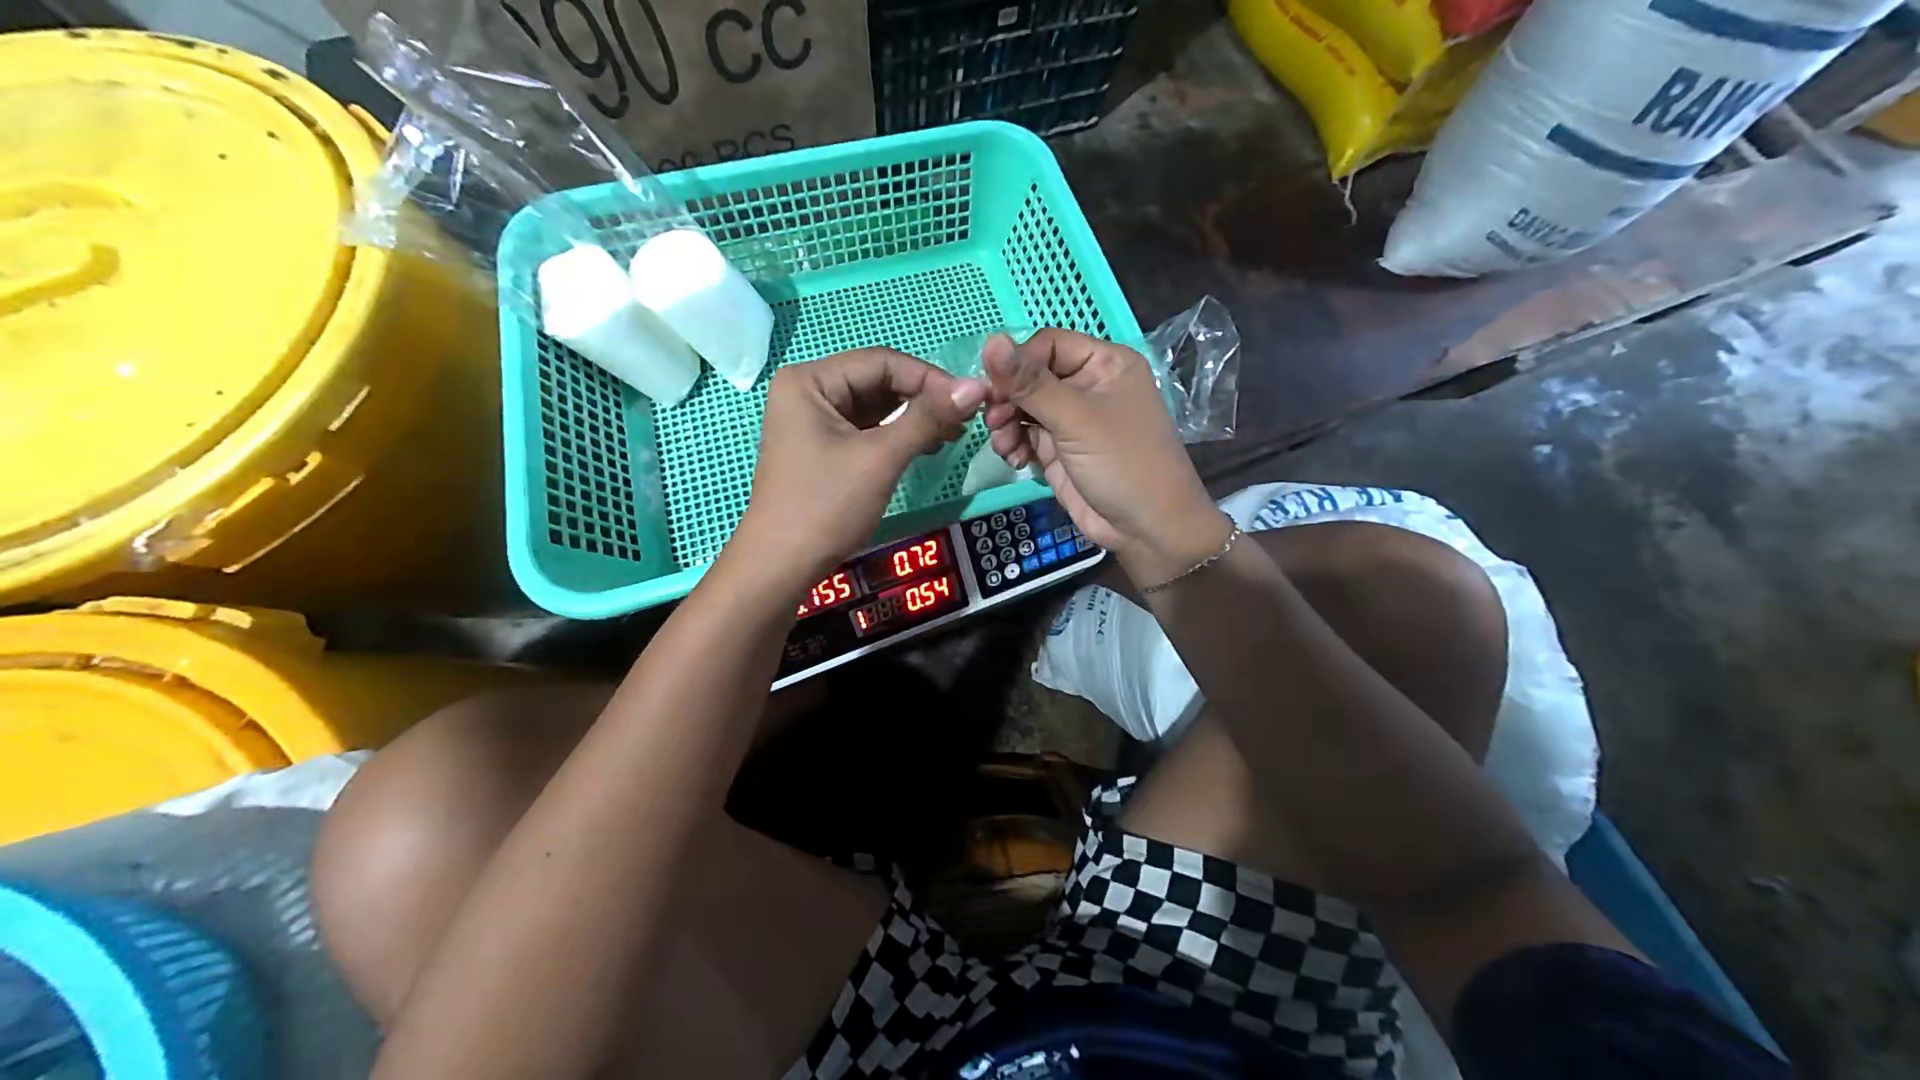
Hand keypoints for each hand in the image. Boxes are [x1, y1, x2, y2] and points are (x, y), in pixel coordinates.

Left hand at [731, 348, 987, 590]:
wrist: (782, 565)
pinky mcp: (823, 447)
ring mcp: (814, 421)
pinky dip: (898, 435)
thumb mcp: (880, 458)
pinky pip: (867, 429)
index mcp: (810, 381)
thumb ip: (928, 418)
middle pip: (878, 381)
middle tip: (964, 421)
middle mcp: (808, 392)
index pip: (881, 362)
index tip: (969, 400)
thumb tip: (976, 387)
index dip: (929, 378)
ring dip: (914, 418)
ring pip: (876, 406)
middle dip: (923, 399)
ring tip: (951, 435)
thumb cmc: (826, 506)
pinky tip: (926, 447)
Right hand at [982, 330, 1227, 587]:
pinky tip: (1014, 458)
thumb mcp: (1075, 419)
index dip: (1017, 363)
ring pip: (1024, 407)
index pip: (1048, 345)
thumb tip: (990, 341)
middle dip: (1009, 398)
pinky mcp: (1061, 450)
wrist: (1147, 529)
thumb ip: (1030, 383)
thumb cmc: (1122, 463)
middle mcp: (1088, 385)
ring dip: (1007, 423)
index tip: (994, 389)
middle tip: (994, 420)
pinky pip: (1027, 435)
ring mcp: (1073, 419)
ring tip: (1004, 445)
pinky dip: (1014, 444)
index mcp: (1105, 364)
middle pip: (1032, 376)